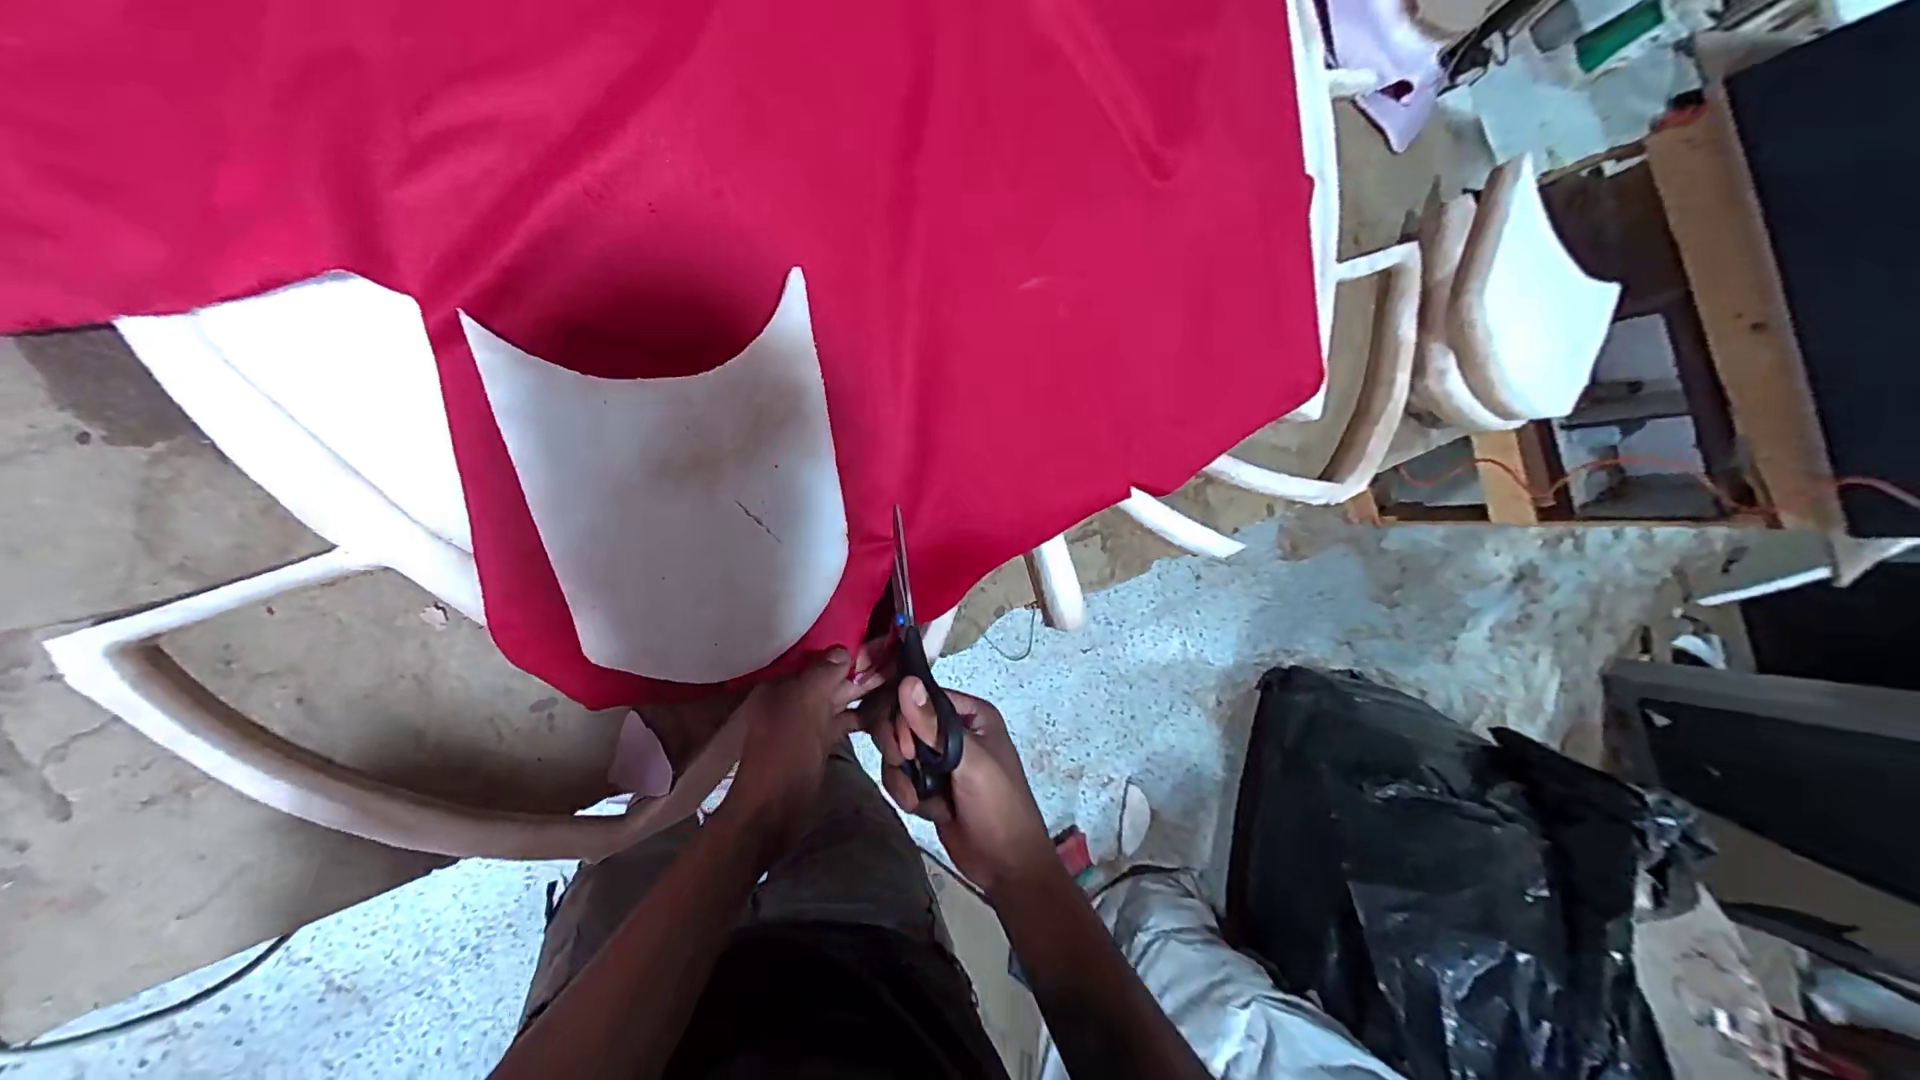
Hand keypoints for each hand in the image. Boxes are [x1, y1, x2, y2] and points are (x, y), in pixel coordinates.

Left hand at [717, 645, 884, 861]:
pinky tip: (887, 711)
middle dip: (865, 669)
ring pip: (842, 699)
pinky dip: (863, 715)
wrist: (771, 816)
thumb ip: (822, 675)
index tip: (884, 644)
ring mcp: (808, 723)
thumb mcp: (802, 706)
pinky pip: (845, 720)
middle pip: (834, 678)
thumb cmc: (784, 756)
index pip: (823, 659)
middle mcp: (794, 700)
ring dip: (868, 691)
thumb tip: (843, 650)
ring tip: (901, 681)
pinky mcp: (820, 743)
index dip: (853, 651)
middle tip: (901, 659)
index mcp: (783, 686)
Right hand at [868, 678, 1055, 894]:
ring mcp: (940, 758)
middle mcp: (953, 730)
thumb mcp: (969, 762)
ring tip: (919, 798)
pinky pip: (899, 775)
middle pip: (902, 723)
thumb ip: (933, 725)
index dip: (904, 719)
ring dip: (903, 778)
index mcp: (971, 714)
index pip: (920, 698)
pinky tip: (926, 809)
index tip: (906, 749)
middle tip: (908, 768)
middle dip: (900, 750)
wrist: (1005, 864)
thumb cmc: (998, 806)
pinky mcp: (928, 783)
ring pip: (896, 751)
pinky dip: (906, 793)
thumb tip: (907, 682)